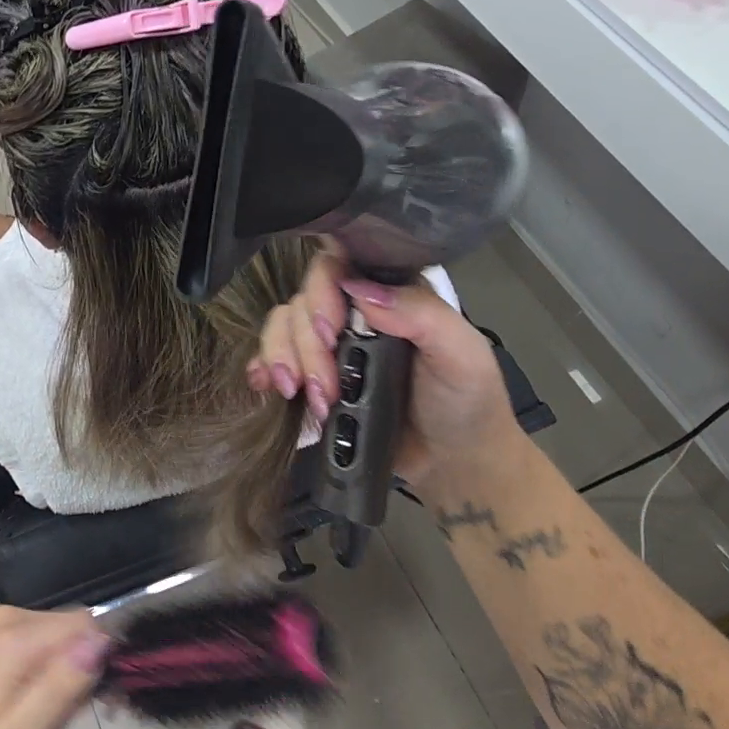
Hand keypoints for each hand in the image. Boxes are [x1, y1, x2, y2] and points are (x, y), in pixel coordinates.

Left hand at [0, 607, 110, 728]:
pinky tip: (26, 704)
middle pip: (70, 629)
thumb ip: (60, 685)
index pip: (84, 623)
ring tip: (40, 716)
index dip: (95, 659)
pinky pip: (35, 640)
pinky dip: (41, 670)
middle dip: (75, 670)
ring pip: (55, 636)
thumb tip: (98, 642)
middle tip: (58, 716)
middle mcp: (7, 616)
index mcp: (15, 637)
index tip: (84, 698)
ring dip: (59, 674)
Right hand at [249, 242, 525, 488]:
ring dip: (281, 358)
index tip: (330, 332)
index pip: (338, 267)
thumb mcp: (462, 354)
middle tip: (325, 390)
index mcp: (388, 295)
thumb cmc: (466, 402)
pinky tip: (264, 385)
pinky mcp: (310, 376)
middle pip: (302, 302)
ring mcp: (328, 346)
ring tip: (296, 395)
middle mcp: (352, 312)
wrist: (453, 462)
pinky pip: (270, 357)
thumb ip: (421, 314)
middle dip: (305, 347)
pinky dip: (261, 367)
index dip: (322, 292)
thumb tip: (359, 289)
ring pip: (281, 325)